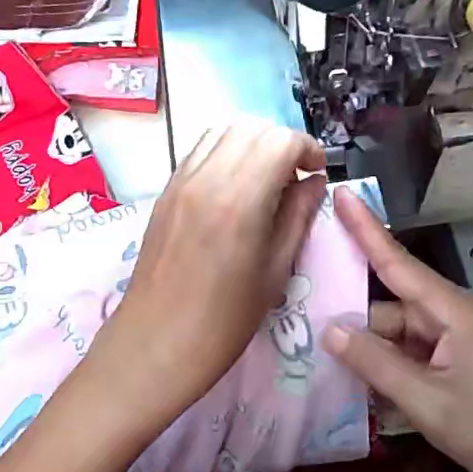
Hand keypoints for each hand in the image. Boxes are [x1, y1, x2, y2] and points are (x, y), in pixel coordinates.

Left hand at [86, 121, 326, 440]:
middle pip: (252, 128)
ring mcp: (179, 182)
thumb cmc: (223, 321)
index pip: (280, 140)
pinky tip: (236, 190)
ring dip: (252, 144)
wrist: (155, 343)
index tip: (317, 174)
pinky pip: (199, 152)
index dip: (307, 149)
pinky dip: (225, 154)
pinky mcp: (165, 193)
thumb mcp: (275, 272)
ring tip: (267, 181)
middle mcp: (206, 178)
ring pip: (222, 132)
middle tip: (296, 178)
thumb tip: (313, 181)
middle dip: (282, 143)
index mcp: (239, 200)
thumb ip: (298, 216)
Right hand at [324, 191, 472, 471]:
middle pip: (392, 308)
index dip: (366, 229)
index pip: (400, 264)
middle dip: (357, 323)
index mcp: (456, 313)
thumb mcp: (428, 403)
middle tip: (311, 335)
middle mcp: (457, 316)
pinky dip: (392, 368)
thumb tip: (329, 329)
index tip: (341, 194)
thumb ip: (376, 364)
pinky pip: (414, 353)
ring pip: (400, 334)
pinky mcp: (461, 361)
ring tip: (337, 375)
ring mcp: (460, 340)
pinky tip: (369, 389)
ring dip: (374, 354)